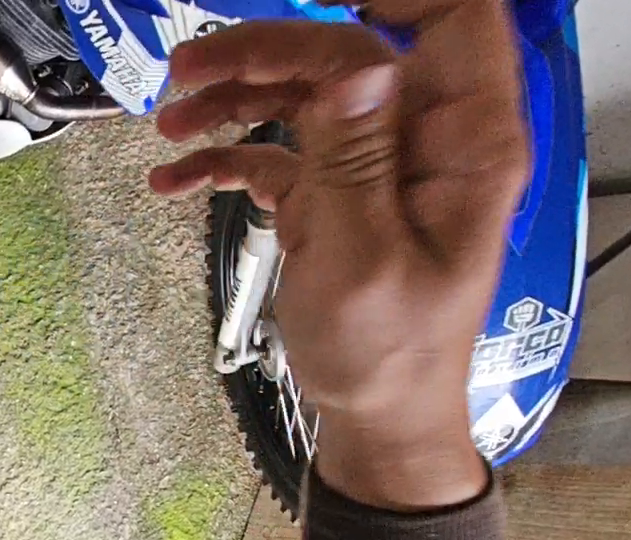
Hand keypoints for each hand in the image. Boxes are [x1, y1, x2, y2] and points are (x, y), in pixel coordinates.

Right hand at [149, 1, 529, 509]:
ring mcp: (369, 170)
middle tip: (186, 70)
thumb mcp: (364, 259)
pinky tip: (175, 177)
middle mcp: (419, 142)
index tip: (298, 1)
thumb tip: (355, 67)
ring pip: (303, 102)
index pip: (442, 23)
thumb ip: (356, 163)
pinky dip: (224, 161)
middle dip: (266, 54)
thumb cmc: (383, 349)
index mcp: (461, 143)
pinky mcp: (328, 201)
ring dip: (234, 104)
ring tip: (169, 123)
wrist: (371, 409)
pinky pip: (275, 159)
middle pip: (347, 58)